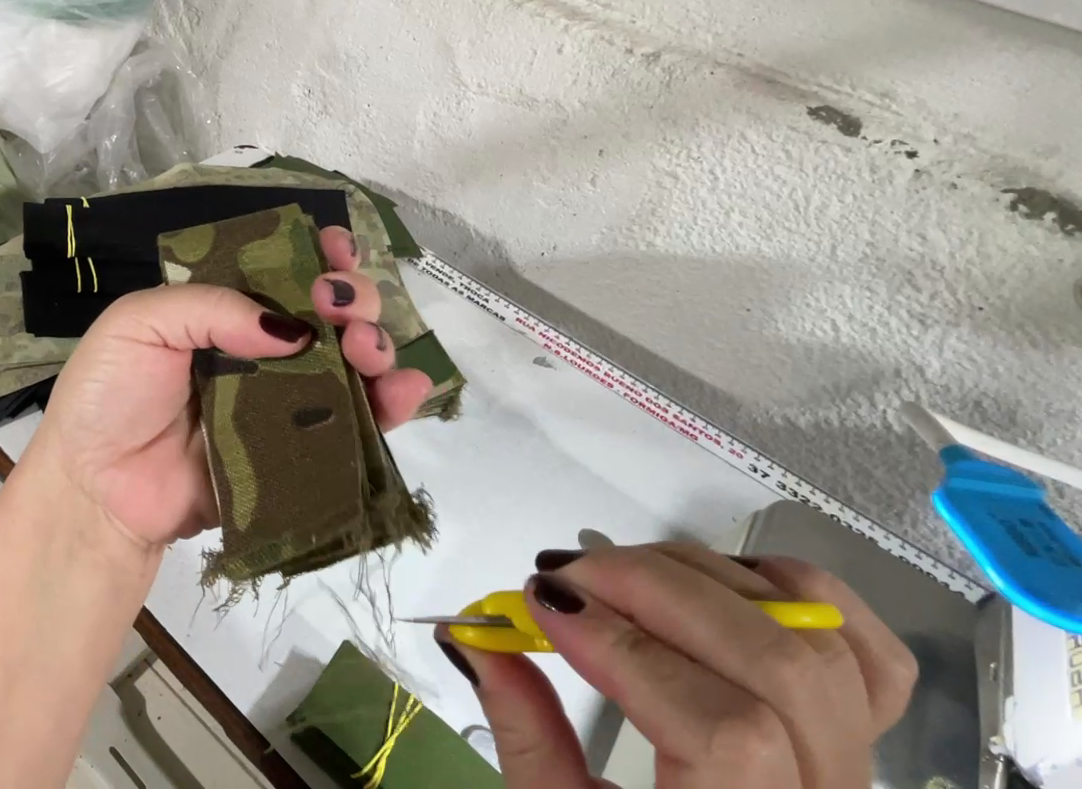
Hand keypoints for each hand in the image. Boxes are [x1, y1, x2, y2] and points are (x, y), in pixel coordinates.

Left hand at [31, 226, 434, 548]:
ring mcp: (279, 404)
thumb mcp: (141, 323)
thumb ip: (214, 308)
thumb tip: (295, 329)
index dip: (315, 255)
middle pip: (324, 315)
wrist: (97, 489)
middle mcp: (255, 351)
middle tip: (341, 305)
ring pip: (347, 366)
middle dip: (350, 298)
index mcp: (218, 312)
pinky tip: (405, 389)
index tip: (337, 248)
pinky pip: (351, 428)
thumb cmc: (108, 393)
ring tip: (367, 348)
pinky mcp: (294, 455)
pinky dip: (389, 406)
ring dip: (374, 345)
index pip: (279, 273)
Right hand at [440, 543, 917, 787]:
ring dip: (698, 576)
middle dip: (649, 589)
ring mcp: (865, 773)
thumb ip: (523, 733)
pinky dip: (792, 592)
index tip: (536, 601)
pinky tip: (711, 584)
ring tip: (613, 573)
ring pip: (814, 638)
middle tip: (561, 575)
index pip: (724, 731)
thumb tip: (471, 635)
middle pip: (772, 663)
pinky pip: (871, 653)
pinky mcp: (869, 743)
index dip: (623, 646)